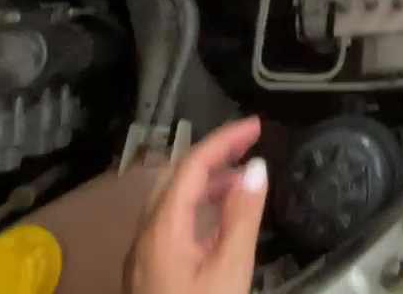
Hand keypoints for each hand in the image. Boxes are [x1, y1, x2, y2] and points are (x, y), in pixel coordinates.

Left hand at [126, 118, 268, 293]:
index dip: (224, 139)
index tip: (258, 126)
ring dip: (207, 180)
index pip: (192, 167)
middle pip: (175, 179)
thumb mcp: (231, 268)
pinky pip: (173, 222)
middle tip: (251, 143)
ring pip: (172, 201)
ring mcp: (144, 259)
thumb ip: (243, 214)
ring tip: (244, 177)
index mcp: (163, 230)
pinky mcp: (150, 276)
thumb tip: (256, 166)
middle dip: (214, 154)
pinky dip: (200, 205)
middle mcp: (146, 238)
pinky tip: (223, 216)